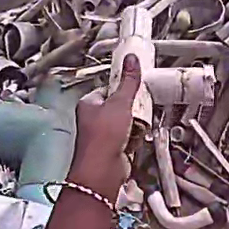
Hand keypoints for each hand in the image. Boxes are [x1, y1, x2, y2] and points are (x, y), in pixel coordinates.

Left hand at [65, 54, 141, 200]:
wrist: (104, 169)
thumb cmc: (103, 136)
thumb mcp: (120, 103)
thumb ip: (128, 81)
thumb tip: (131, 59)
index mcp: (89, 104)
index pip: (107, 88)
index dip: (122, 87)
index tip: (135, 84)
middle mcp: (94, 119)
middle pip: (119, 105)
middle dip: (132, 107)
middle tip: (140, 105)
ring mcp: (104, 134)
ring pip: (126, 121)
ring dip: (136, 122)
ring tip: (139, 123)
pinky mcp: (115, 147)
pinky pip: (130, 136)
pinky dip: (136, 136)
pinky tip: (139, 136)